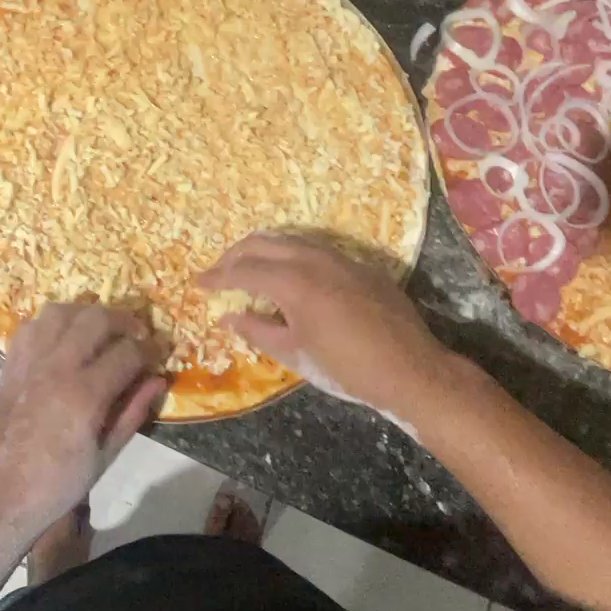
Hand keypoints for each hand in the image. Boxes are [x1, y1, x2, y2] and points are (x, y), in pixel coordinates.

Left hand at [0, 302, 167, 539]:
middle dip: (124, 321)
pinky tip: (63, 339)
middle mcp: (56, 369)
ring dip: (85, 314)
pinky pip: (30, 328)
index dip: (150, 350)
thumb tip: (159, 381)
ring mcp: (28, 364)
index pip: (128, 352)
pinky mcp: (8, 367)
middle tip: (135, 335)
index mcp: (85, 395)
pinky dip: (51, 325)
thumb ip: (133, 412)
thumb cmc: (57, 486)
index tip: (158, 354)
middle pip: (96, 319)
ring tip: (99, 329)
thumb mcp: (105, 455)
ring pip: (59, 312)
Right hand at [197, 232, 460, 419]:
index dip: (217, 277)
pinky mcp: (359, 265)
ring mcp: (340, 258)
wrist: (411, 370)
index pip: (244, 270)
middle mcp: (314, 259)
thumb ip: (258, 330)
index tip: (198, 283)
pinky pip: (315, 249)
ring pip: (290, 240)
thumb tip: (229, 317)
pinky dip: (291, 255)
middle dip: (235, 256)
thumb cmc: (346, 369)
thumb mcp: (295, 355)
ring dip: (263, 251)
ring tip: (247, 269)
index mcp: (294, 282)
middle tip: (218, 273)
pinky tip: (288, 274)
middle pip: (263, 244)